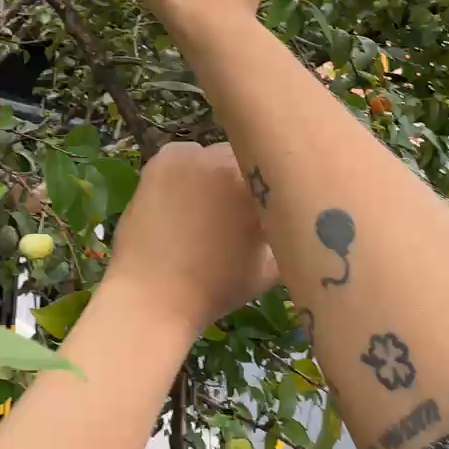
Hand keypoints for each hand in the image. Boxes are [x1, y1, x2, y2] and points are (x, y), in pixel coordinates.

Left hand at [103, 142, 276, 333]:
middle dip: (247, 181)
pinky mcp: (165, 159)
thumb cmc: (216, 287)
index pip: (280, 175)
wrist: (153, 294)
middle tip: (238, 210)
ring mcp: (194, 156)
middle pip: (249, 160)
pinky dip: (189, 168)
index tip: (271, 208)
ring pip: (217, 155)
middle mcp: (230, 163)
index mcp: (261, 189)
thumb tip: (295, 220)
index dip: (277, 190)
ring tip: (208, 205)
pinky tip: (184, 194)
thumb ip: (288, 237)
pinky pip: (186, 153)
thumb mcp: (271, 269)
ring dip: (219, 172)